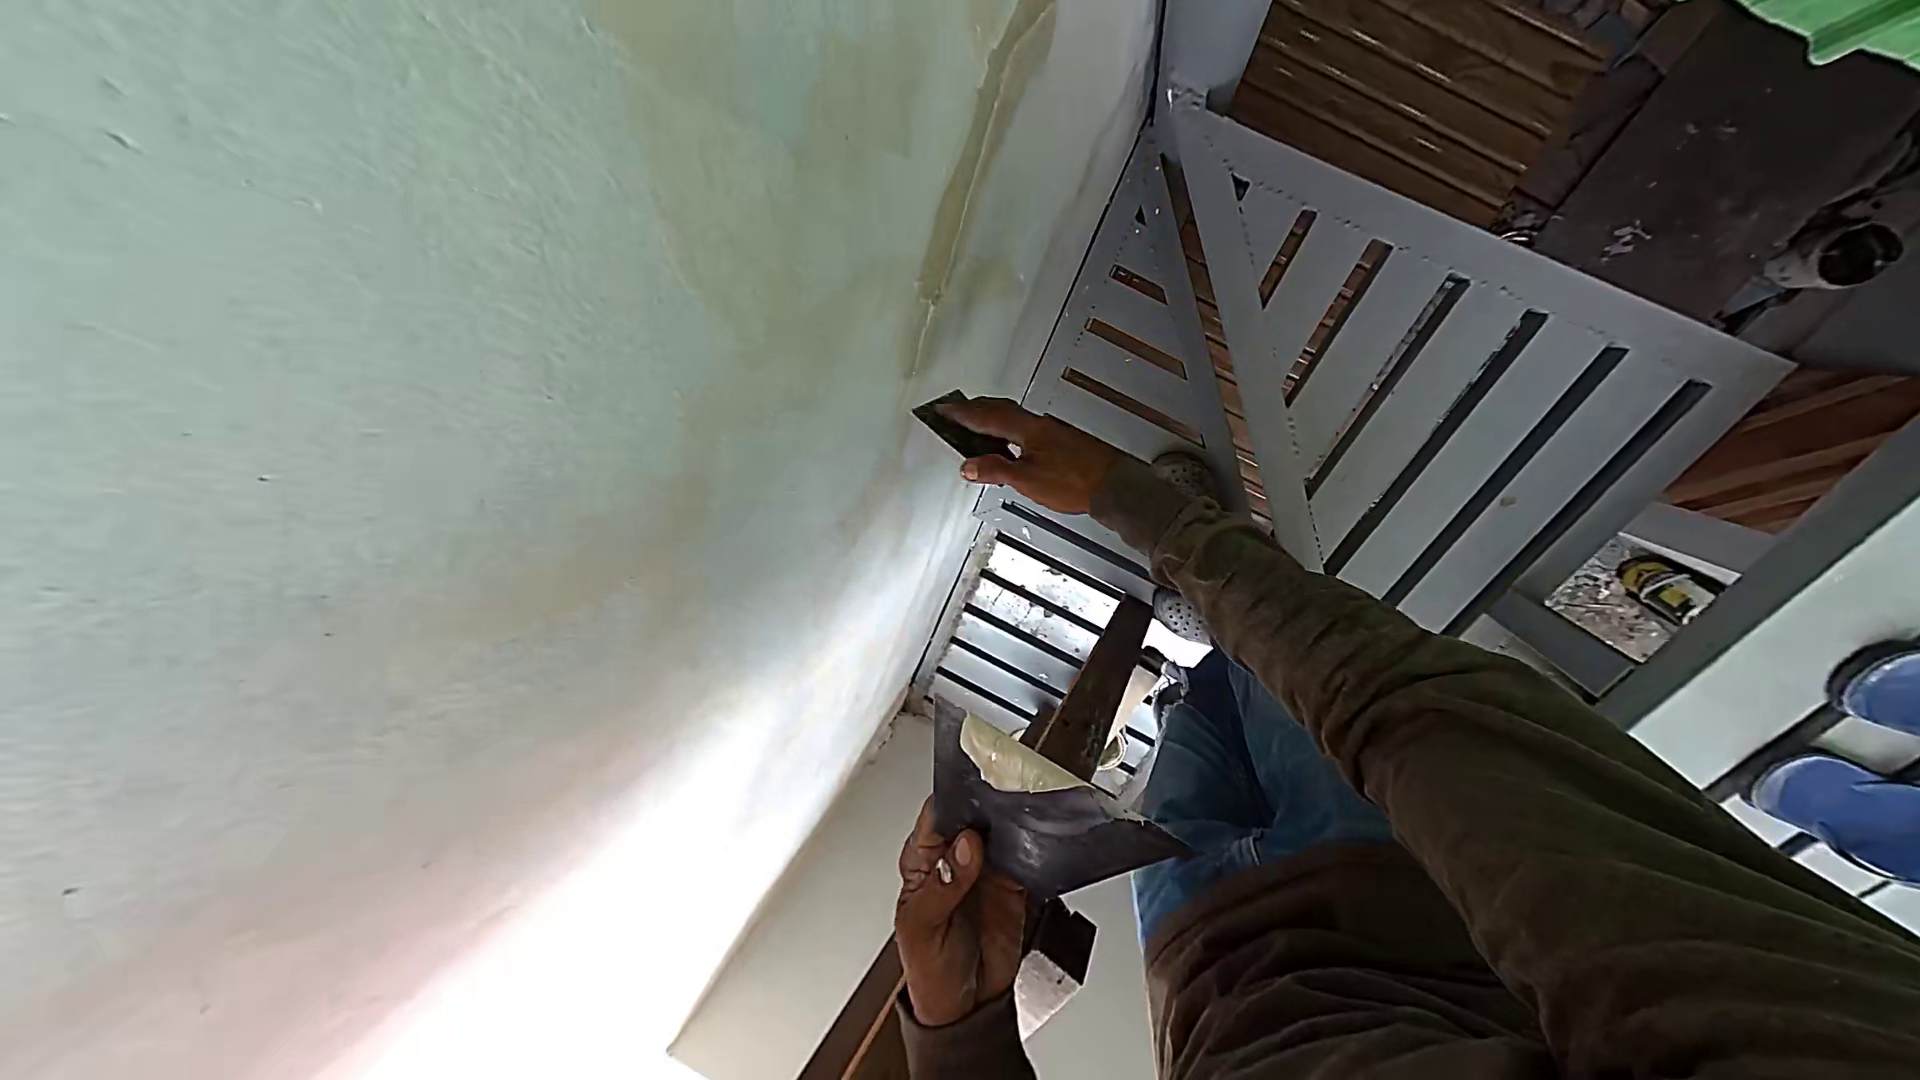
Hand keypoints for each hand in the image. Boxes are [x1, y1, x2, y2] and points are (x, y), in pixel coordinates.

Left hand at [895, 799, 1025, 1026]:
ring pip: (998, 826)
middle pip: (971, 812)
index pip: (936, 815)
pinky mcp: (1013, 880)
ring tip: (1021, 811)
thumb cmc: (930, 968)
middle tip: (1002, 796)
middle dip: (985, 801)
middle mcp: (955, 853)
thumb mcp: (922, 930)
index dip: (953, 800)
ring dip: (1010, 817)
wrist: (968, 1009)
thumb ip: (942, 886)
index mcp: (924, 858)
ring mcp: (985, 865)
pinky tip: (1035, 837)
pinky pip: (1024, 851)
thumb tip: (964, 844)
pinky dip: (1031, 842)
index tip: (972, 792)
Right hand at [937, 398, 1121, 514]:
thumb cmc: (1076, 481)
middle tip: (955, 411)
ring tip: (975, 425)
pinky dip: (1008, 430)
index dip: (962, 413)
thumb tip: (969, 466)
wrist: (1113, 486)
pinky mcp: (1060, 441)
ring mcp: (1050, 431)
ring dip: (991, 419)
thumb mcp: (1026, 480)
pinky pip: (1025, 428)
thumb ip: (995, 470)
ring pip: (1012, 417)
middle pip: (999, 410)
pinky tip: (1008, 443)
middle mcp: (1038, 424)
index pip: (986, 416)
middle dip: (974, 410)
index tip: (944, 410)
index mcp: (1027, 429)